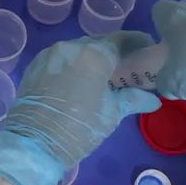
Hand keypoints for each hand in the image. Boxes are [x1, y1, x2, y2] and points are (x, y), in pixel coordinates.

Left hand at [0, 32, 160, 184]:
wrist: (33, 143)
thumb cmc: (79, 127)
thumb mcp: (112, 114)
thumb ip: (133, 99)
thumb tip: (153, 99)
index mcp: (92, 54)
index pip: (121, 41)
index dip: (136, 43)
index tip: (147, 48)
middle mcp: (70, 47)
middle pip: (98, 43)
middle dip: (115, 52)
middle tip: (128, 65)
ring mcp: (49, 55)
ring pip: (77, 50)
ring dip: (92, 58)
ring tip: (106, 73)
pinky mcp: (35, 66)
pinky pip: (61, 59)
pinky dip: (74, 65)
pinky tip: (81, 78)